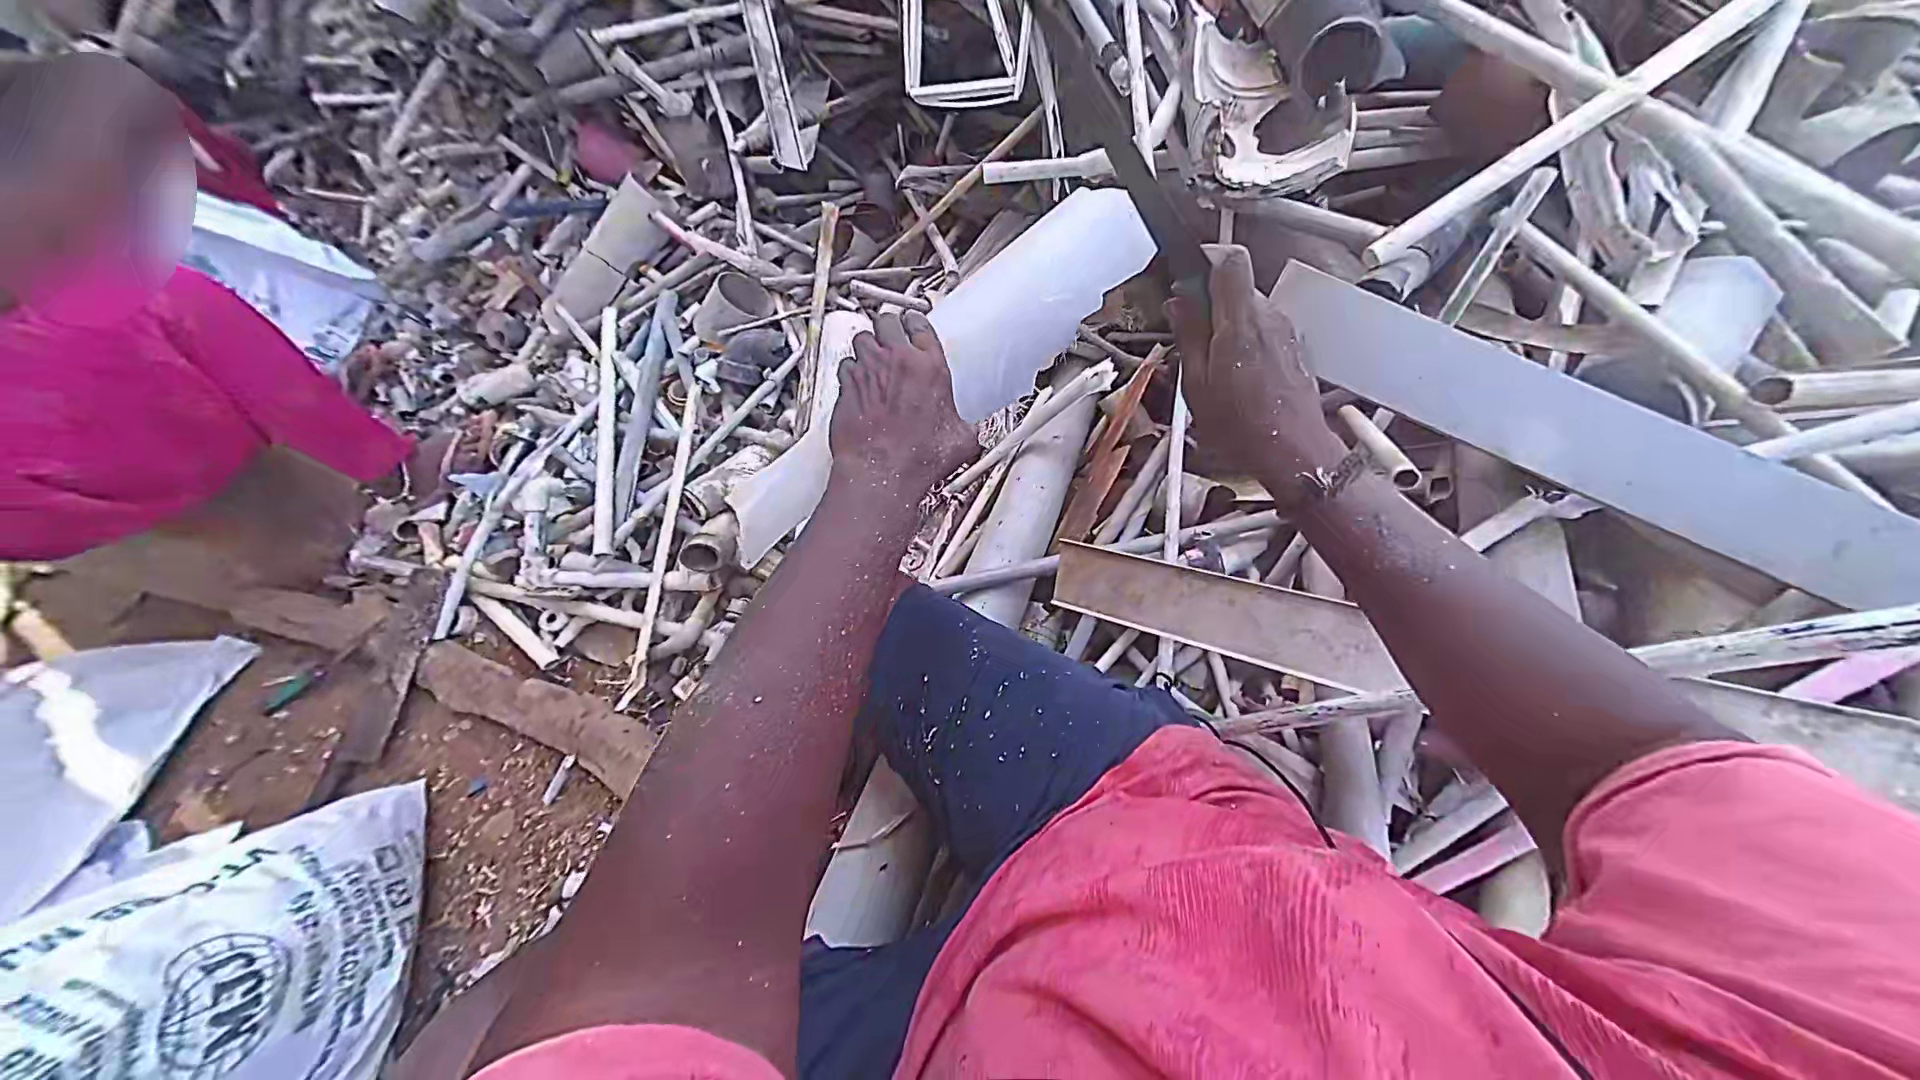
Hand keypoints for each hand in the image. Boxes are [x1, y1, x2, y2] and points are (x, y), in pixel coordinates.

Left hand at [831, 311, 978, 496]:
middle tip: (890, 339)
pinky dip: (850, 370)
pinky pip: (845, 365)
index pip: (919, 323)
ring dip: (867, 345)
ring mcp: (868, 370)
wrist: (882, 472)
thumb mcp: (961, 440)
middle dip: (887, 328)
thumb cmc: (917, 458)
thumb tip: (971, 431)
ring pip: (861, 337)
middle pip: (886, 321)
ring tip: (873, 360)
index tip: (912, 327)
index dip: (913, 324)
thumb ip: (966, 425)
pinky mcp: (847, 385)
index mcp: (930, 366)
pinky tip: (858, 383)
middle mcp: (897, 360)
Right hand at [1168, 245, 1346, 504]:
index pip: (1230, 261)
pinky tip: (1235, 373)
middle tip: (1188, 333)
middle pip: (1237, 286)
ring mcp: (1286, 331)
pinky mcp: (1294, 346)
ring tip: (1211, 363)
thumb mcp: (1197, 384)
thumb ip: (1189, 335)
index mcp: (1240, 324)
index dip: (1207, 259)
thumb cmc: (1243, 427)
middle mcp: (1269, 319)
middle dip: (1210, 303)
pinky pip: (1264, 328)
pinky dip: (1245, 340)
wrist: (1291, 451)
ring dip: (1227, 325)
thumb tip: (1178, 303)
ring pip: (1250, 308)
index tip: (1188, 276)